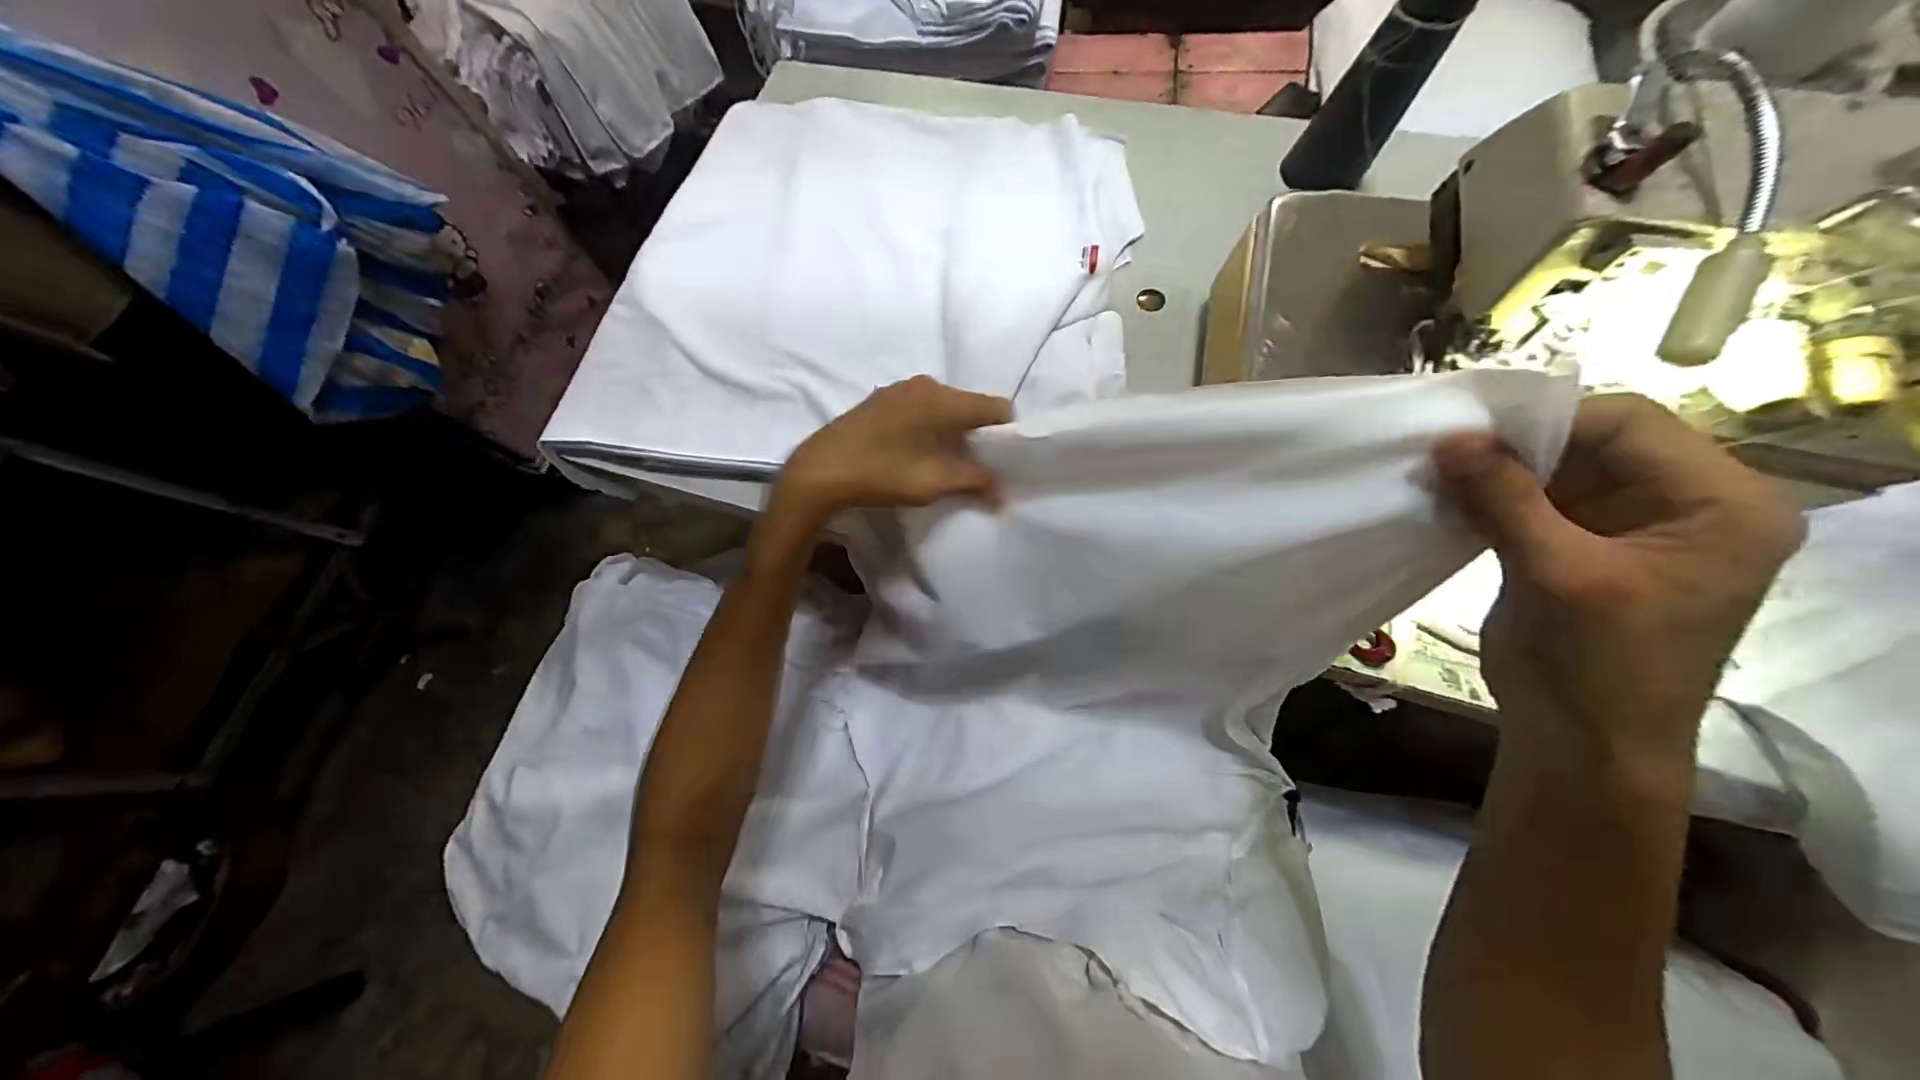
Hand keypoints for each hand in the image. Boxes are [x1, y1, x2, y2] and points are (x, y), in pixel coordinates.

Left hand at [771, 376, 1010, 526]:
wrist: (820, 470)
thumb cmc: (882, 473)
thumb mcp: (934, 483)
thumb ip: (975, 483)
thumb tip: (1002, 493)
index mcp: (944, 398)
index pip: (996, 407)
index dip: (1006, 434)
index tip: (1001, 462)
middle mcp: (926, 384)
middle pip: (970, 406)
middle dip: (978, 436)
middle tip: (974, 468)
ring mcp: (900, 388)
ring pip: (945, 407)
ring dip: (952, 433)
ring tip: (943, 464)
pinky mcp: (881, 399)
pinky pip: (921, 408)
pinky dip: (929, 428)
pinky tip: (915, 453)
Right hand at [1434, 394, 1802, 772]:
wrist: (1582, 745)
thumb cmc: (1598, 665)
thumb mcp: (1558, 574)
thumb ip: (1508, 499)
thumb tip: (1451, 440)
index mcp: (1722, 504)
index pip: (1632, 425)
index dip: (1550, 423)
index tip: (1470, 436)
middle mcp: (1686, 505)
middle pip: (1595, 444)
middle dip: (1518, 449)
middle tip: (1447, 457)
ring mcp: (1631, 528)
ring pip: (1558, 472)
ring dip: (1499, 475)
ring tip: (1441, 480)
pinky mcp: (1583, 548)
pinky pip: (1537, 503)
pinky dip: (1494, 500)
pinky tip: (1453, 504)